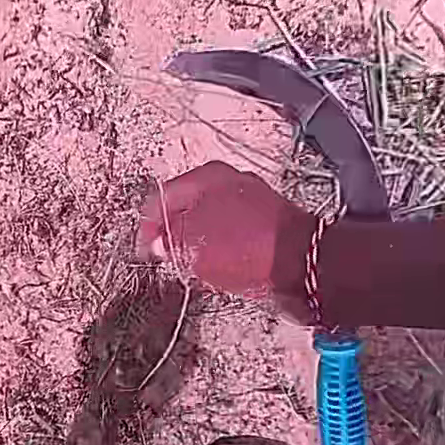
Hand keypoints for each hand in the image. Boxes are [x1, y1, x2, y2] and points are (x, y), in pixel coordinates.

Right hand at [137, 161, 317, 323]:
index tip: (144, 250)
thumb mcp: (192, 246)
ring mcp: (247, 202)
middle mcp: (227, 183)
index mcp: (206, 178)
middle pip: (183, 208)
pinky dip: (215, 248)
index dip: (146, 227)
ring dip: (193, 243)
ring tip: (189, 265)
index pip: (160, 198)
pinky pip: (226, 234)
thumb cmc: (245, 247)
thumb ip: (167, 242)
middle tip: (164, 257)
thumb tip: (159, 244)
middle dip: (170, 234)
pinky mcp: (261, 223)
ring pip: (204, 222)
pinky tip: (214, 266)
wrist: (301, 262)